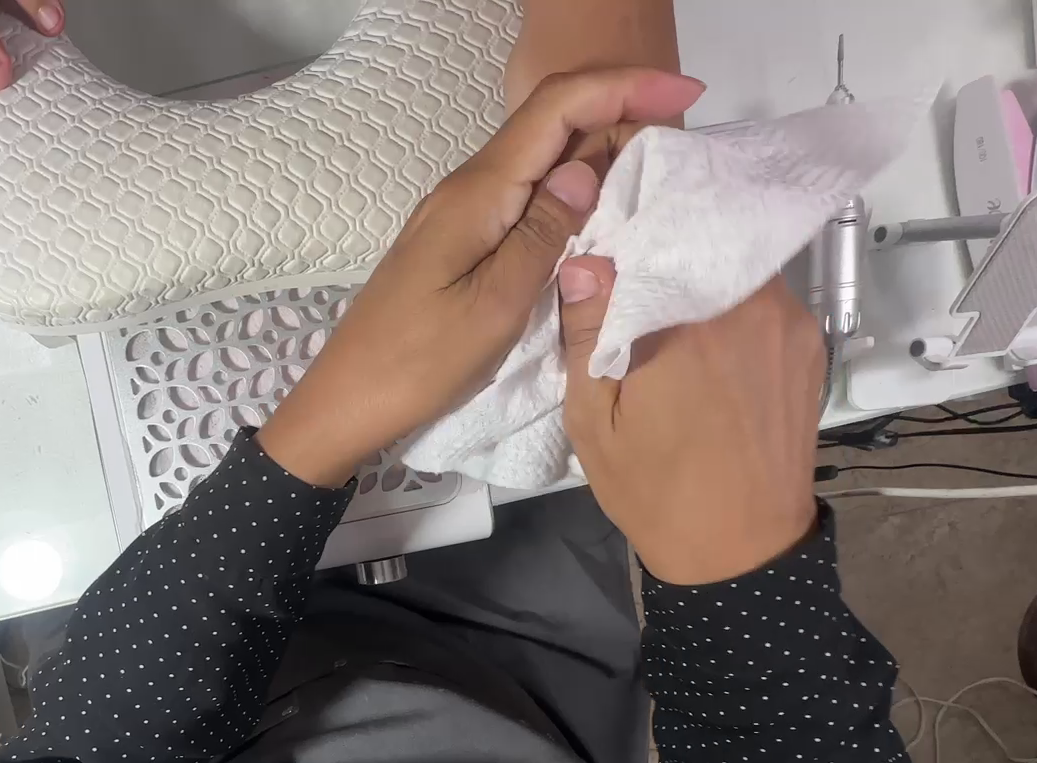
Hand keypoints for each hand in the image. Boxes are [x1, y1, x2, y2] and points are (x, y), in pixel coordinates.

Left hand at [257, 68, 703, 487]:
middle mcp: (462, 192)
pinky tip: (584, 222)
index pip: (556, 107)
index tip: (690, 92)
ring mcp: (452, 220)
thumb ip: (543, 233)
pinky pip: (513, 204)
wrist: (346, 401)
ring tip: (645, 183)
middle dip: (617, 119)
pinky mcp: (448, 248)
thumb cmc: (418, 363)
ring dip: (590, 159)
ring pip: (531, 166)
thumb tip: (586, 170)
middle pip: (546, 128)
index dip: (625, 86)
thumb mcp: (493, 305)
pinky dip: (557, 199)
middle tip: (676, 153)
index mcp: (476, 194)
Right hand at [561, 257, 825, 584]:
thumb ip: (588, 336)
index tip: (599, 257)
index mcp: (685, 326)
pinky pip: (763, 301)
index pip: (651, 242)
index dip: (623, 242)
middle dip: (662, 256)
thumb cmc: (652, 489)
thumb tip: (584, 263)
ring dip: (699, 281)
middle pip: (702, 247)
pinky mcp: (810, 345)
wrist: (738, 547)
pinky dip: (731, 306)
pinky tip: (707, 345)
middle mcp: (750, 308)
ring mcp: (790, 324)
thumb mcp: (593, 422)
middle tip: (626, 285)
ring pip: (734, 271)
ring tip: (665, 317)